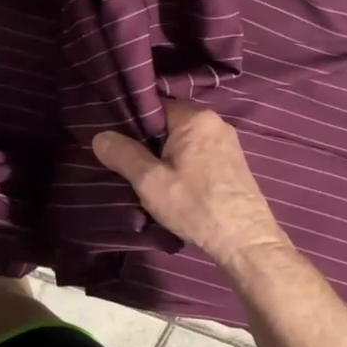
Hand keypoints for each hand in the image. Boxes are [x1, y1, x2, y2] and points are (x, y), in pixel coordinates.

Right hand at [91, 102, 291, 271]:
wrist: (246, 241)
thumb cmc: (195, 205)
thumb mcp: (149, 181)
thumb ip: (122, 154)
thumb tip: (100, 136)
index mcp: (195, 118)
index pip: (152, 105)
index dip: (129, 122)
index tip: (112, 140)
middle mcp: (214, 123)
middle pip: (166, 124)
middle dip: (144, 141)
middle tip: (122, 161)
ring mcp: (226, 144)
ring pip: (179, 141)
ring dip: (160, 156)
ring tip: (142, 176)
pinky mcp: (231, 164)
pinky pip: (194, 154)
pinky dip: (177, 164)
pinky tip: (168, 185)